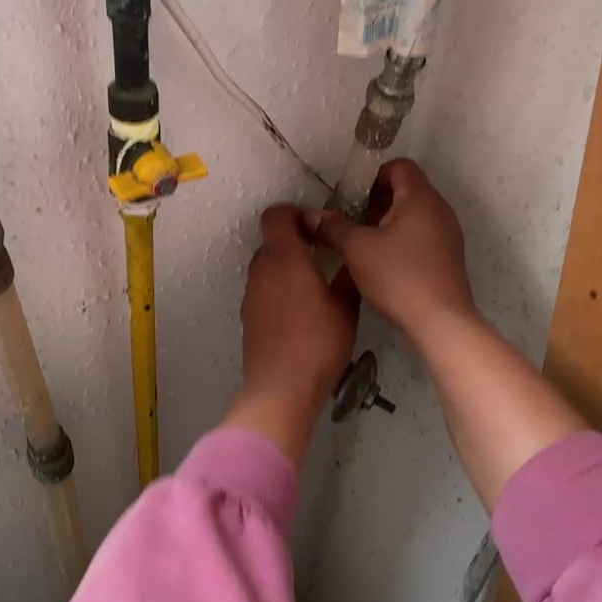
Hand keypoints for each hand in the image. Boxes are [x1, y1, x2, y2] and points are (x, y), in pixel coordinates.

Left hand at [226, 205, 359, 461]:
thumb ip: (348, 276)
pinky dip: (280, 287)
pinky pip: (264, 288)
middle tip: (324, 253)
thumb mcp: (345, 307)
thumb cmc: (318, 343)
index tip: (320, 227)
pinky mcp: (249, 315)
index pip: (277, 215)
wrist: (282, 388)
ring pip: (267, 264)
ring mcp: (252, 293)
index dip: (296, 213)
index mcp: (284, 258)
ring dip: (288, 264)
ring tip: (316, 282)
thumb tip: (352, 258)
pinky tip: (302, 309)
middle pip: (272, 240)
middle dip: (296, 240)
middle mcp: (262, 269)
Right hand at [304, 159, 476, 341]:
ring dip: (386, 222)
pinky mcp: (447, 257)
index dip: (374, 174)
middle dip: (376, 200)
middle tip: (351, 219)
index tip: (352, 195)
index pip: (401, 166)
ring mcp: (447, 234)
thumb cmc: (398, 276)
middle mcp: (439, 210)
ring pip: (413, 215)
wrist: (440, 321)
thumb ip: (333, 227)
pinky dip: (400, 239)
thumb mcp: (357, 249)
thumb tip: (311, 215)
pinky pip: (421, 235)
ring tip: (361, 242)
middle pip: (407, 189)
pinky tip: (380, 261)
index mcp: (420, 198)